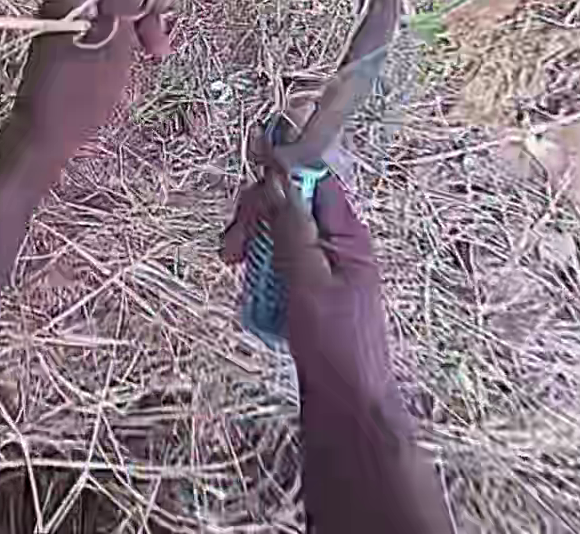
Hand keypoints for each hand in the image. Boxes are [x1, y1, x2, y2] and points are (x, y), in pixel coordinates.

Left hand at [11, 0, 174, 161]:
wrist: (46, 134)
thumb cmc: (80, 94)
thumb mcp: (112, 45)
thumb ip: (125, 2)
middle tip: (164, 20)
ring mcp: (74, 18)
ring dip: (146, 14)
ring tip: (159, 48)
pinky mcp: (79, 37)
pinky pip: (112, 19)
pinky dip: (133, 29)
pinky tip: (149, 50)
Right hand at [221, 175, 394, 405]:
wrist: (344, 406)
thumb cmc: (335, 344)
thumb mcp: (309, 280)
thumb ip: (292, 228)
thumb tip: (278, 179)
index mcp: (346, 235)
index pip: (313, 181)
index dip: (281, 173)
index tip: (250, 180)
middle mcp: (332, 242)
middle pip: (287, 203)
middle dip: (255, 214)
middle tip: (235, 240)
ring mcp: (317, 262)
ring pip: (275, 227)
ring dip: (250, 237)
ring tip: (232, 260)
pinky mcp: (302, 281)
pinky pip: (273, 253)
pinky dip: (254, 258)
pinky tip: (241, 273)